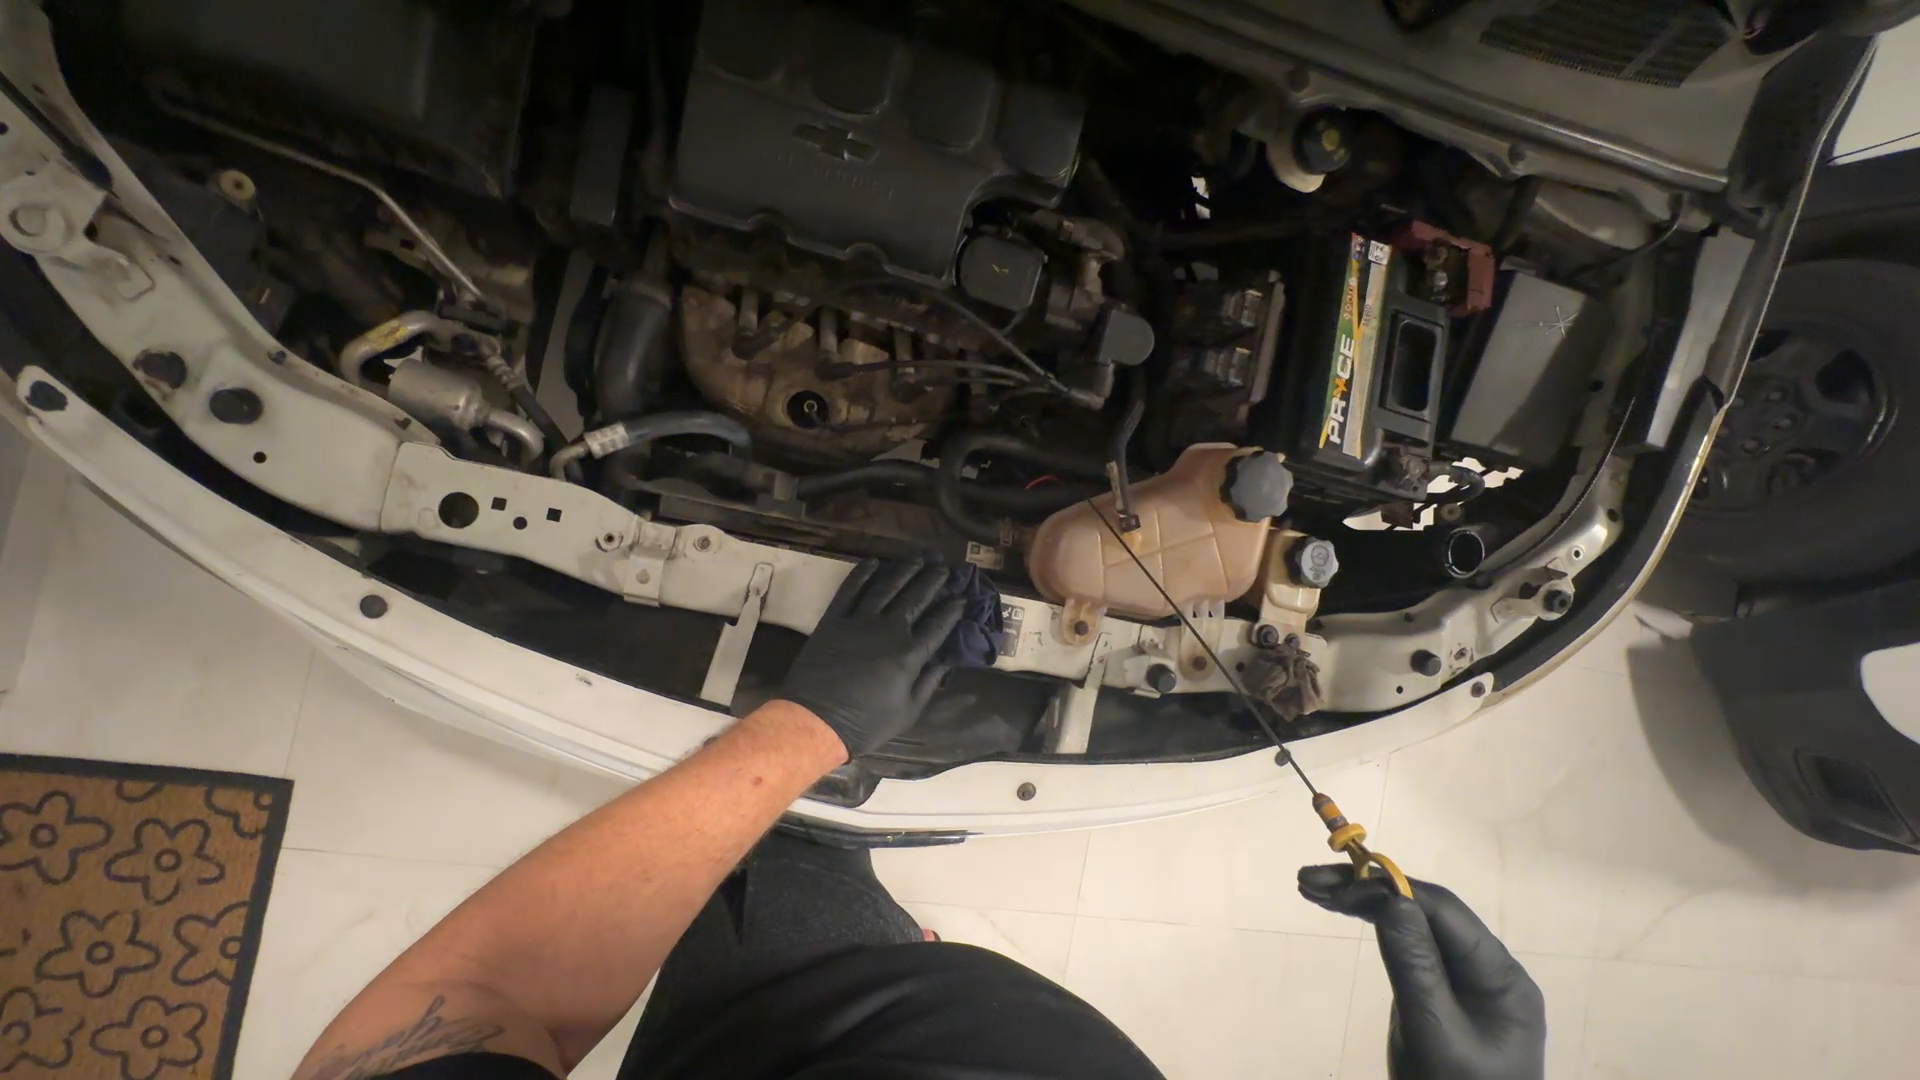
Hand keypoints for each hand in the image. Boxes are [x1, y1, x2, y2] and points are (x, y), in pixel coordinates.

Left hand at [776, 558, 965, 758]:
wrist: (817, 721)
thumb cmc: (866, 723)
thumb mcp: (909, 711)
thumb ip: (929, 682)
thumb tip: (946, 660)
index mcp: (910, 654)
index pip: (938, 624)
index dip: (952, 609)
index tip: (961, 597)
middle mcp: (889, 630)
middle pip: (916, 598)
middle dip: (932, 580)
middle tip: (943, 567)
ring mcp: (859, 620)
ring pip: (886, 587)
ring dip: (904, 570)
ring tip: (917, 558)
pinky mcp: (834, 619)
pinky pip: (850, 590)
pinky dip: (862, 574)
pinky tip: (873, 562)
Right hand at [1299, 865, 1545, 1079]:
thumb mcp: (1432, 1031)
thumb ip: (1414, 963)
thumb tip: (1389, 895)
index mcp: (1500, 976)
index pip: (1443, 911)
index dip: (1390, 889)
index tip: (1338, 889)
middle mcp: (1485, 967)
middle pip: (1423, 909)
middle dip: (1366, 889)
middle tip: (1310, 880)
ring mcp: (1462, 977)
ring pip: (1409, 920)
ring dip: (1361, 900)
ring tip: (1311, 888)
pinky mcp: (1439, 987)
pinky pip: (1405, 942)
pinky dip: (1369, 923)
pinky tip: (1337, 909)